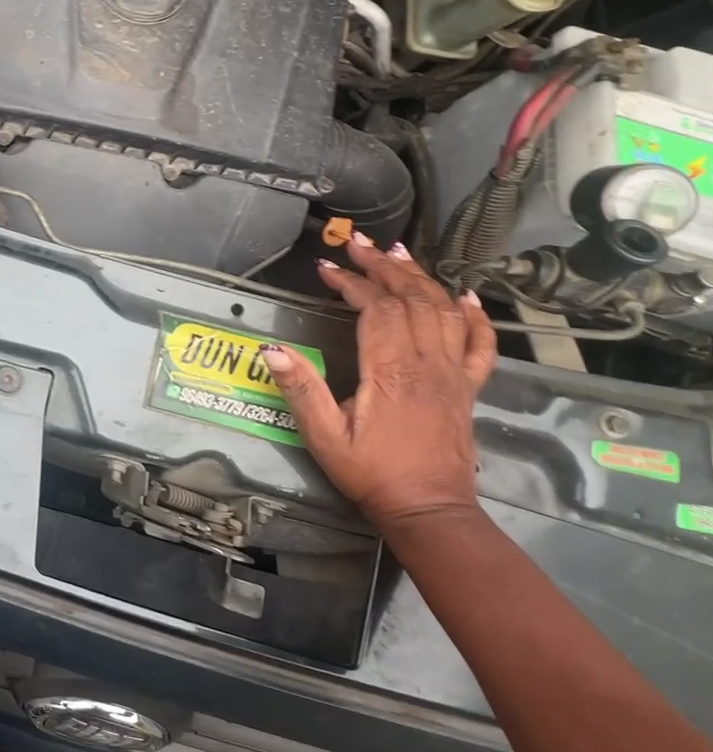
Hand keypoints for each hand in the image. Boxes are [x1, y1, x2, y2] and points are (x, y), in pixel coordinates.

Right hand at [260, 235, 497, 529]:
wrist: (429, 508)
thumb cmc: (370, 472)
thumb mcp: (323, 434)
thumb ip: (300, 389)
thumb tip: (270, 350)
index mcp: (391, 372)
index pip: (377, 310)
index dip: (353, 283)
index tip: (327, 268)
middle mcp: (428, 365)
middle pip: (413, 300)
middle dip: (385, 267)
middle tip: (359, 243)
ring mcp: (455, 375)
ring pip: (445, 312)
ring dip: (421, 278)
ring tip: (398, 253)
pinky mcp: (468, 388)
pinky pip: (482, 344)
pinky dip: (474, 315)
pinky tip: (463, 296)